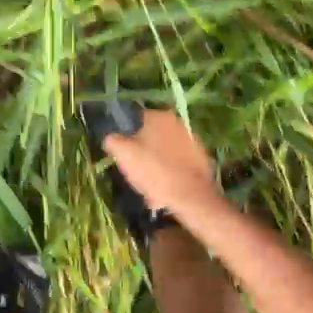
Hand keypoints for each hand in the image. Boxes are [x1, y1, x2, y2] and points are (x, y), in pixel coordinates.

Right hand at [101, 109, 224, 215]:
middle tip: (136, 170)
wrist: (190, 196)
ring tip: (150, 185)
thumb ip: (113, 140)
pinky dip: (170, 172)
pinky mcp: (201, 157)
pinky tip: (165, 189)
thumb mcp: (123, 154)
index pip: (135, 119)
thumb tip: (111, 137)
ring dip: (157, 163)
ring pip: (165, 150)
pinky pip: (178, 162)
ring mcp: (192, 139)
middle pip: (151, 135)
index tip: (123, 153)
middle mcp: (177, 122)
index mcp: (158, 116)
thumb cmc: (154, 171)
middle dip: (143, 150)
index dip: (126, 136)